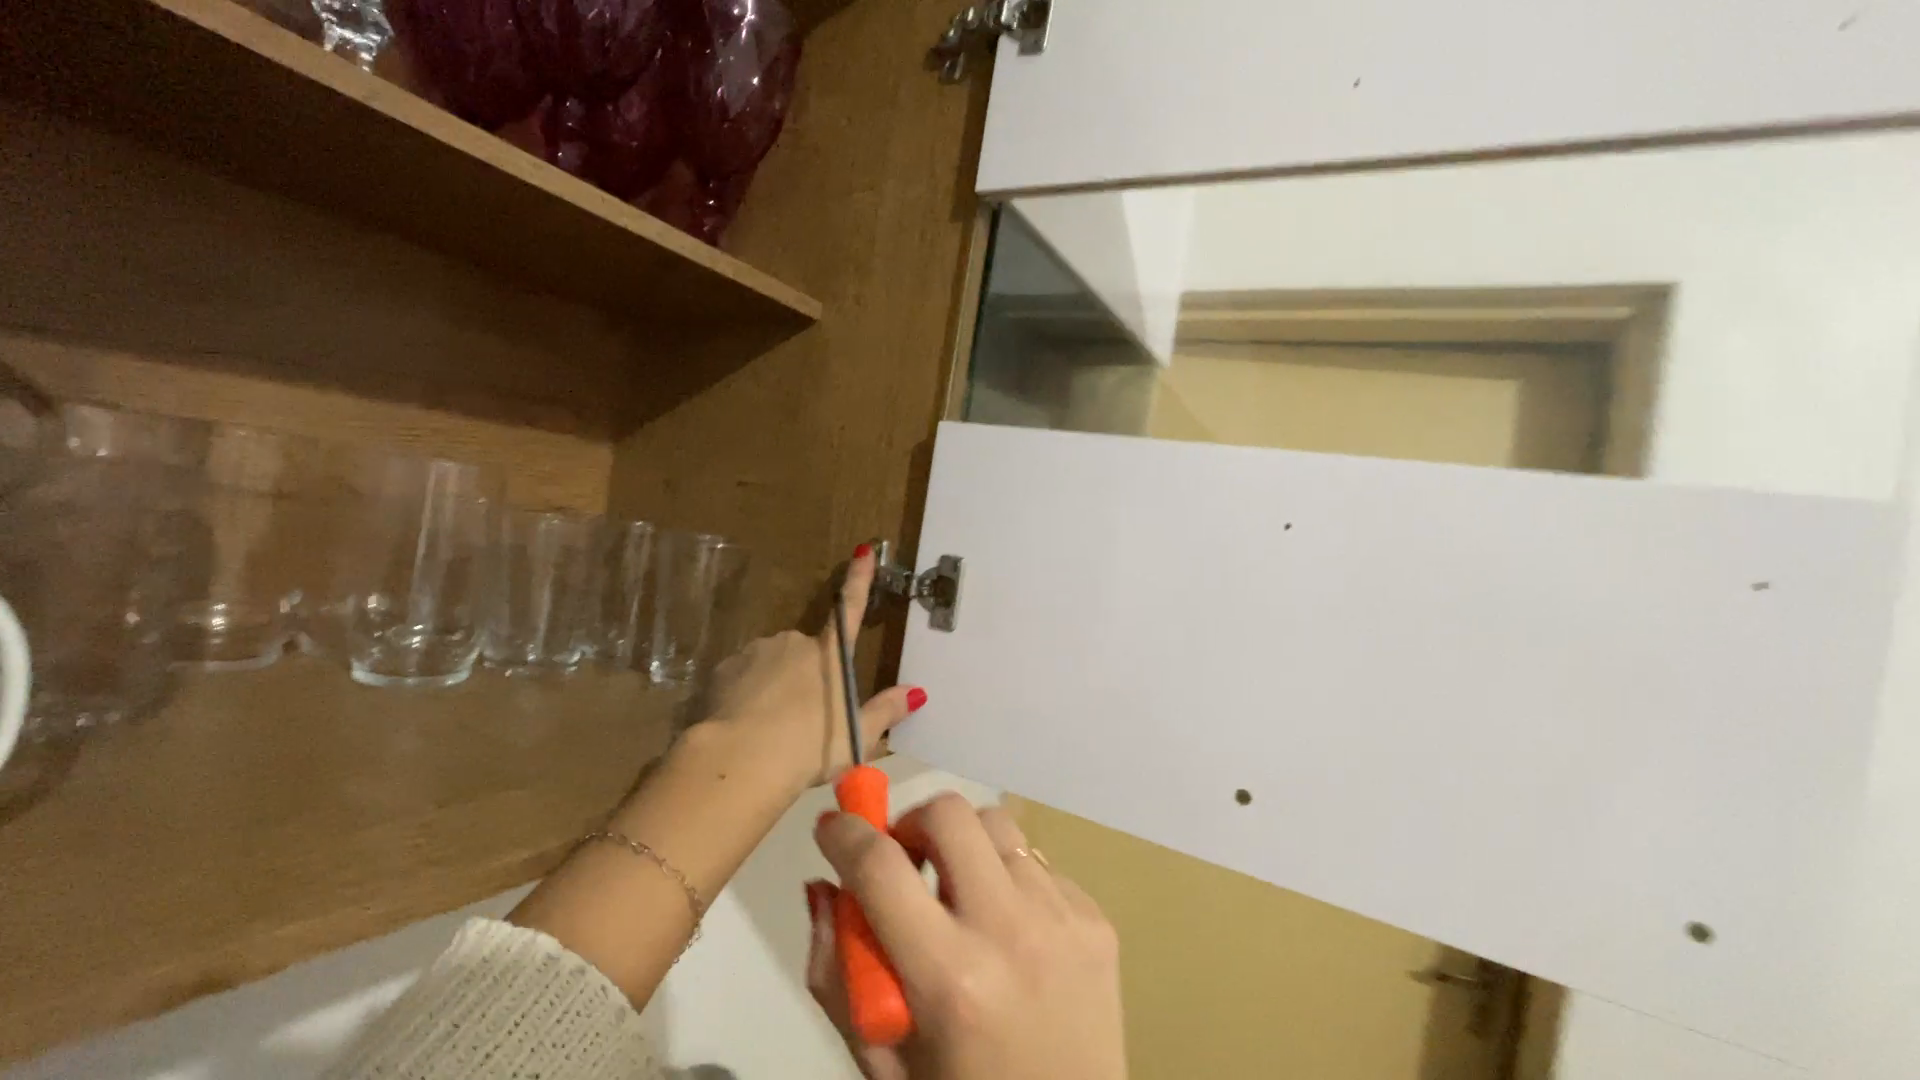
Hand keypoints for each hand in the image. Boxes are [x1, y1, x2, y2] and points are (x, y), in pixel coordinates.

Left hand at [699, 546, 924, 790]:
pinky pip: (742, 678)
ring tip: (772, 730)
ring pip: (771, 665)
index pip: (850, 609)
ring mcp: (756, 652)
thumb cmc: (809, 748)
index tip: (863, 551)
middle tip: (803, 720)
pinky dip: (746, 695)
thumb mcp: (856, 737)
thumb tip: (916, 693)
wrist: (741, 759)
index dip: (859, 580)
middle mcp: (793, 643)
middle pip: (806, 654)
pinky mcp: (723, 670)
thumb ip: (885, 711)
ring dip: (775, 686)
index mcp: (830, 655)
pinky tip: (746, 726)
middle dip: (806, 677)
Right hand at [806, 795, 1126, 1079]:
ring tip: (958, 894)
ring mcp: (1062, 918)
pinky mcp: (1095, 919)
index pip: (880, 867)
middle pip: (950, 814)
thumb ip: (837, 971)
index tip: (832, 826)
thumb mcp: (881, 1057)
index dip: (844, 834)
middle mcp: (1010, 931)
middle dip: (911, 824)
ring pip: (998, 826)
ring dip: (964, 847)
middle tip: (904, 861)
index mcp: (949, 977)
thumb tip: (823, 885)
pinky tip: (1007, 929)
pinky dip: (1008, 881)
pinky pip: (1038, 864)